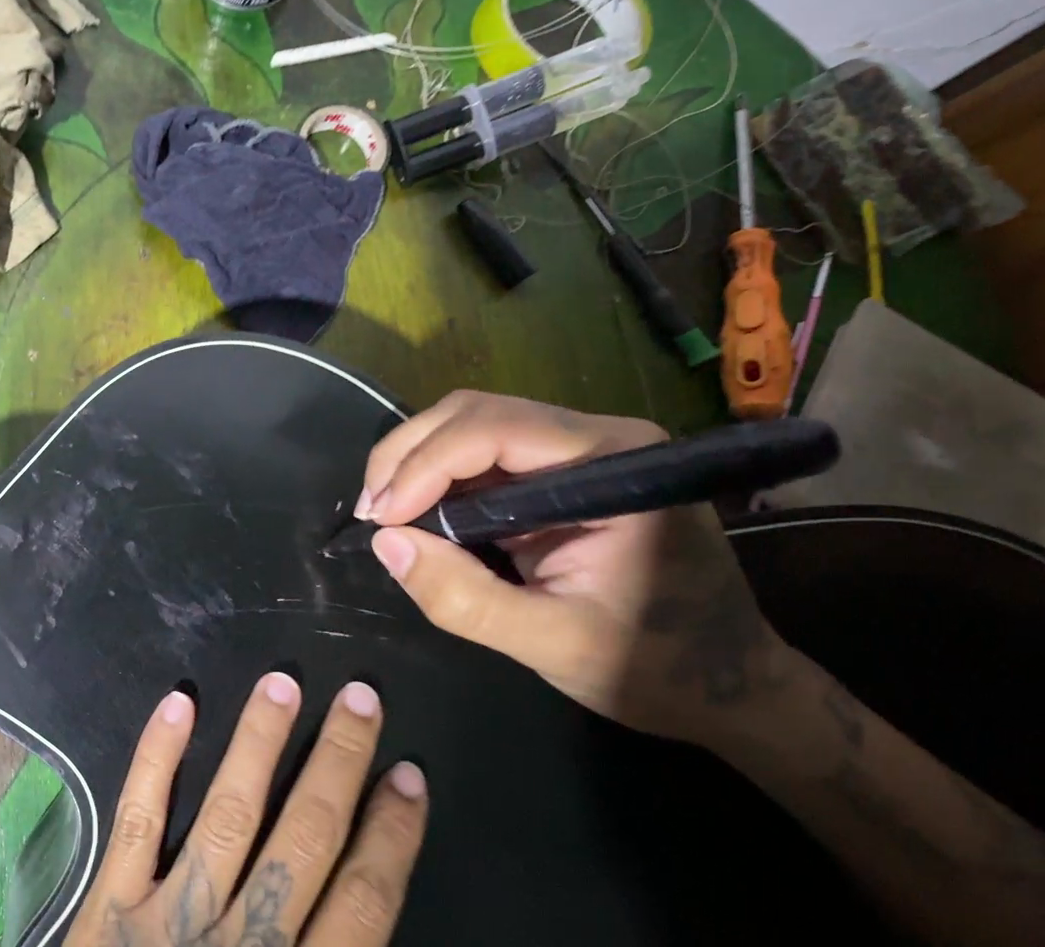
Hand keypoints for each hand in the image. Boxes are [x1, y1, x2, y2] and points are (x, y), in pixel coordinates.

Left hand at [64, 675, 429, 945]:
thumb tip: (364, 908)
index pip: (362, 903)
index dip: (392, 838)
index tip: (409, 778)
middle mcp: (244, 941)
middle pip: (304, 840)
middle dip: (336, 765)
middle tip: (361, 698)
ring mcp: (172, 916)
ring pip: (228, 813)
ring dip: (259, 743)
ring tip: (284, 682)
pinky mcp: (111, 902)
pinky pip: (138, 818)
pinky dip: (156, 759)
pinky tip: (179, 703)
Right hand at [356, 391, 789, 747]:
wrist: (730, 687)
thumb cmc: (655, 668)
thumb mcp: (553, 644)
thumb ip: (466, 599)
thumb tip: (385, 544)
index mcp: (614, 466)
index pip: (494, 430)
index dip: (425, 465)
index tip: (380, 520)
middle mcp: (598, 440)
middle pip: (475, 414)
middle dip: (410, 455)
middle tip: (371, 512)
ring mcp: (580, 453)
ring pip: (471, 426)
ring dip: (416, 462)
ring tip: (384, 513)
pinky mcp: (561, 475)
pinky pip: (482, 457)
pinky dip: (437, 479)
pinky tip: (413, 512)